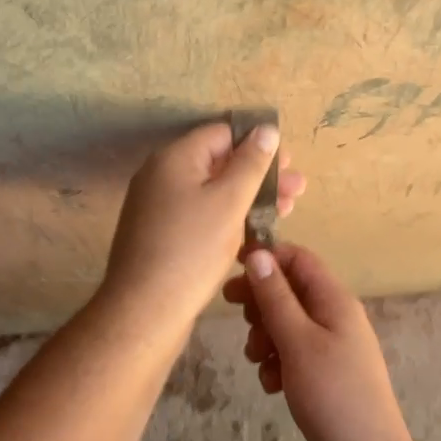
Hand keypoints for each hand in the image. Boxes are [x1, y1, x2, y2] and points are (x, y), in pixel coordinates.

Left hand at [100, 122, 304, 326]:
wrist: (143, 312)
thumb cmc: (190, 250)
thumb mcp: (228, 202)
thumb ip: (250, 164)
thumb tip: (266, 128)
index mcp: (174, 158)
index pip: (221, 135)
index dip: (257, 143)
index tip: (289, 163)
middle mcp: (161, 175)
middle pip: (218, 163)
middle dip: (260, 175)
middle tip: (297, 190)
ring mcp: (158, 207)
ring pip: (212, 192)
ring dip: (249, 199)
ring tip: (287, 212)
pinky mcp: (161, 235)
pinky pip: (200, 215)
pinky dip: (228, 219)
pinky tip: (255, 234)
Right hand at [224, 245, 440, 440]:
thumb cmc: (333, 396)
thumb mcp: (298, 341)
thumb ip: (276, 297)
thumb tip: (258, 253)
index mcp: (335, 301)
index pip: (299, 259)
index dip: (267, 258)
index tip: (232, 269)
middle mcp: (336, 319)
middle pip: (290, 291)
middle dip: (261, 302)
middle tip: (235, 314)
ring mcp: (332, 351)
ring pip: (288, 326)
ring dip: (265, 336)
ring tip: (257, 359)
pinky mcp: (324, 379)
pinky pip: (293, 356)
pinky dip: (276, 363)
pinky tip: (272, 384)